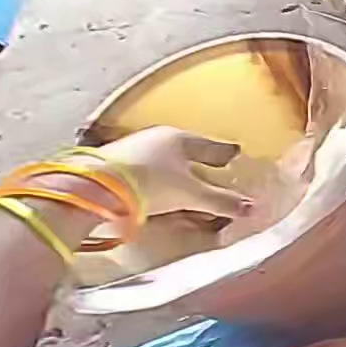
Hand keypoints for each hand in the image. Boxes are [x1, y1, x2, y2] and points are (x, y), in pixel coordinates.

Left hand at [93, 126, 252, 218]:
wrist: (94, 189)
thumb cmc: (150, 183)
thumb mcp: (192, 195)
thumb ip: (223, 202)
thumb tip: (251, 208)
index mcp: (179, 138)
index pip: (211, 146)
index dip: (225, 152)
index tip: (236, 153)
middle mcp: (155, 138)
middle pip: (187, 150)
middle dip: (201, 160)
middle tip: (216, 168)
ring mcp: (132, 150)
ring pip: (165, 160)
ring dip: (178, 171)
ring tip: (190, 183)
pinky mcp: (114, 166)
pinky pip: (148, 170)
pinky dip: (159, 179)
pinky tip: (162, 190)